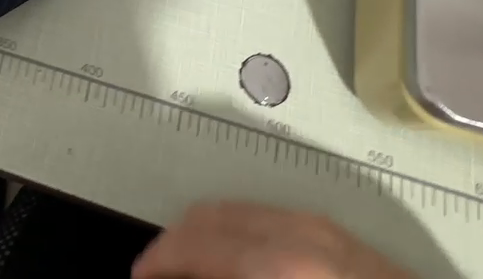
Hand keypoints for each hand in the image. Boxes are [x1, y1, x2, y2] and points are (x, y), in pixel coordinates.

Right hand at [132, 202, 415, 278]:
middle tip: (156, 272)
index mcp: (279, 264)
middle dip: (176, 244)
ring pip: (238, 211)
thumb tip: (182, 274)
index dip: (159, 261)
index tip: (139, 277)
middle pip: (210, 217)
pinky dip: (238, 234)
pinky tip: (238, 263)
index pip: (196, 245)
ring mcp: (323, 230)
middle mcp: (297, 234)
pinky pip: (269, 218)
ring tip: (191, 267)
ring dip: (205, 237)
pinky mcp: (343, 238)